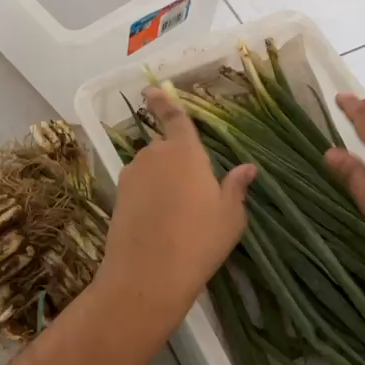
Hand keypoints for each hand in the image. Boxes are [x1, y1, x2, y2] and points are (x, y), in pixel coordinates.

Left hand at [95, 88, 256, 317]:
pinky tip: (160, 224)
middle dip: (175, 161)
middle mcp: (154, 155)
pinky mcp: (117, 197)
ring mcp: (132, 175)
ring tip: (178, 215)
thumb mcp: (230, 216)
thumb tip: (247, 168)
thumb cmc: (199, 240)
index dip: (163, 102)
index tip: (151, 90)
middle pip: (165, 148)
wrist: (148, 275)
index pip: (174, 117)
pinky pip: (138, 188)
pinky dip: (148, 198)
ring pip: (150, 169)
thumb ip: (236, 188)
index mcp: (185, 151)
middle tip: (194, 194)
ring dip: (161, 182)